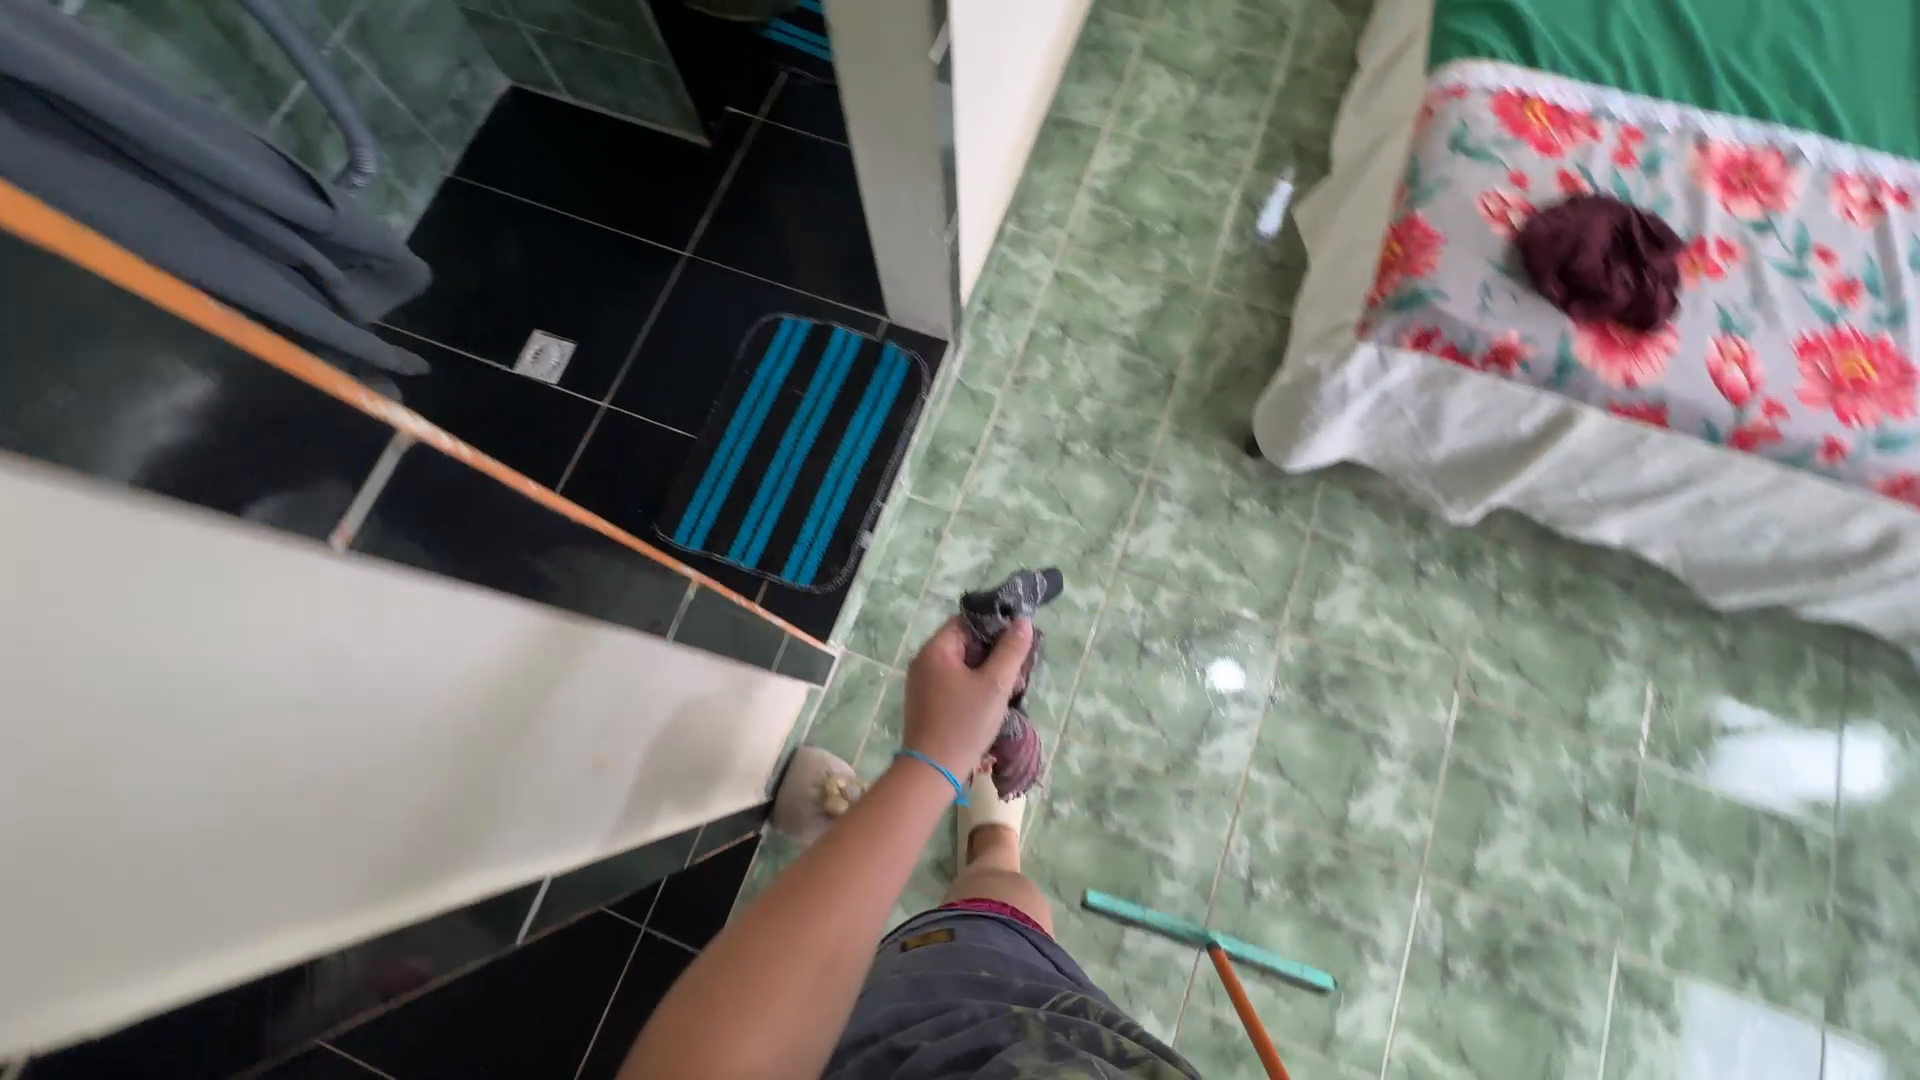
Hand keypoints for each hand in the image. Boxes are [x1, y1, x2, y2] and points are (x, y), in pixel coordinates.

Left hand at [901, 617, 1033, 777]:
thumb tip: (1022, 622)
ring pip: (960, 664)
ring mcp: (922, 683)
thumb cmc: (964, 723)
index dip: (993, 626)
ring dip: (984, 670)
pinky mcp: (925, 701)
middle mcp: (923, 661)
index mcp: (935, 649)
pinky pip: (952, 682)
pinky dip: (972, 684)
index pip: (966, 621)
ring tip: (1008, 684)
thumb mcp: (995, 685)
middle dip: (992, 651)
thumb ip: (1011, 651)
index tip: (1017, 640)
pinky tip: (989, 700)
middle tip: (1017, 666)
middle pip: (963, 642)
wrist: (932, 770)